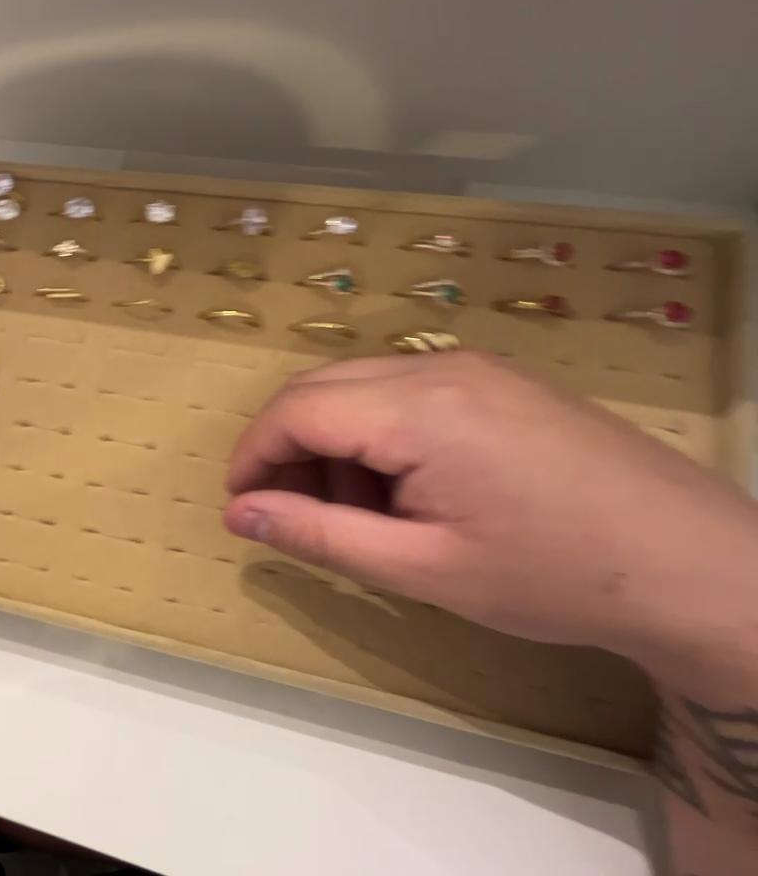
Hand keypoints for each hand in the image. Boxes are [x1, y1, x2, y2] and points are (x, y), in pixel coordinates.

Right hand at [222, 352, 757, 692]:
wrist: (712, 575)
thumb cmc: (558, 577)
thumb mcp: (422, 568)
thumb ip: (316, 535)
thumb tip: (237, 514)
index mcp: (419, 410)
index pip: (294, 412)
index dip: (252, 457)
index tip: (242, 507)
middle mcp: (439, 370)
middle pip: (317, 389)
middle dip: (285, 446)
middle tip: (289, 510)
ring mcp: (474, 369)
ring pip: (354, 386)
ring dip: (329, 439)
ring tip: (357, 510)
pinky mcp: (498, 381)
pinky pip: (400, 389)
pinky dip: (372, 430)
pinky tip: (402, 485)